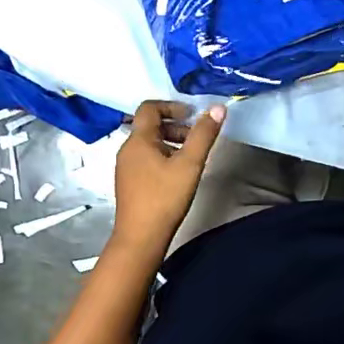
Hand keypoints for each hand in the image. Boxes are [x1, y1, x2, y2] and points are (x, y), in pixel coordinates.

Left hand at [112, 100, 224, 253]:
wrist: (140, 237)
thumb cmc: (165, 198)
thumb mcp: (190, 164)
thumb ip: (204, 134)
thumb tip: (218, 108)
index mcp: (138, 140)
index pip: (149, 108)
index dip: (172, 106)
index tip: (192, 115)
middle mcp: (127, 149)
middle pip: (150, 126)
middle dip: (175, 126)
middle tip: (196, 139)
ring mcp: (125, 167)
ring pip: (148, 144)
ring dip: (170, 143)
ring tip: (190, 158)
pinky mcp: (128, 183)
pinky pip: (144, 159)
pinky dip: (162, 157)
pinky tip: (176, 175)